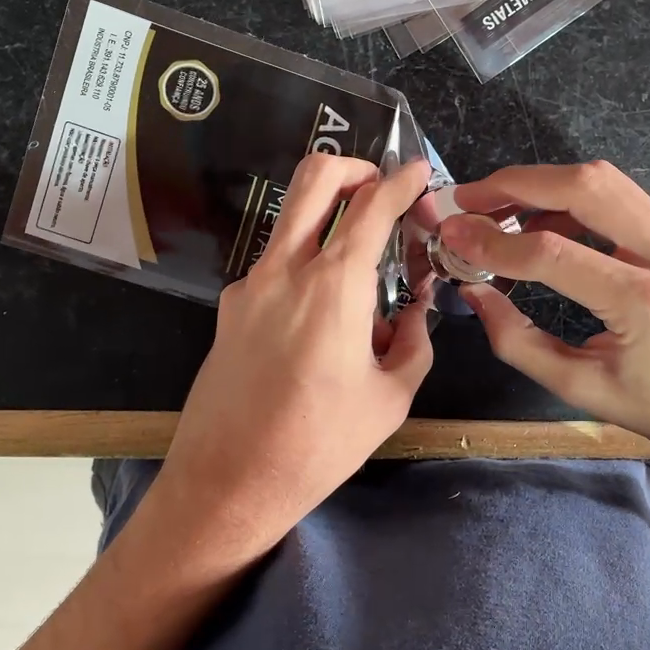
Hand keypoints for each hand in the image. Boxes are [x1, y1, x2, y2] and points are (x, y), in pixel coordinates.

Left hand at [146, 155, 433, 569]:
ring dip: (331, 222)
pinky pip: (278, 268)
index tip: (420, 172)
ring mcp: (249, 286)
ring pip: (292, 222)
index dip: (402, 182)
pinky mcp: (230, 310)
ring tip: (364, 278)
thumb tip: (416, 310)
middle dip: (354, 167)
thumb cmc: (321, 443)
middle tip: (382, 187)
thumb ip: (413, 341)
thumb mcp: (391, 397)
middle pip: (313, 180)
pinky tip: (328, 322)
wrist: (230, 482)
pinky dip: (309, 268)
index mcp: (333, 286)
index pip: (371, 206)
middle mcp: (285, 270)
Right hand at [437, 161, 649, 473]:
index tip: (453, 236)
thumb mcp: (581, 387)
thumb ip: (519, 341)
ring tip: (499, 208)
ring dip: (547, 185)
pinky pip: (623, 201)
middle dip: (517, 184)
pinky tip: (545, 225)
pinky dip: (576, 200)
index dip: (493, 241)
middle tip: (470, 198)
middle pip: (584, 187)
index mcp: (643, 301)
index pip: (552, 252)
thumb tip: (475, 294)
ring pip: (606, 182)